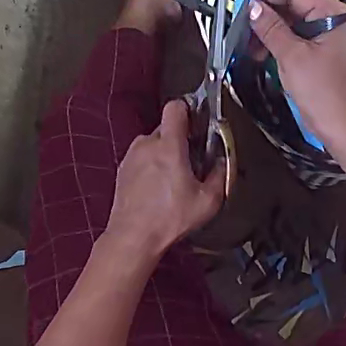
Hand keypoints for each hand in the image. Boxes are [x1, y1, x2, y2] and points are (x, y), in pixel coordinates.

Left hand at [104, 100, 226, 258]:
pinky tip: (159, 188)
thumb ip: (220, 176)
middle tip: (192, 161)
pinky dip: (150, 166)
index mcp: (168, 146)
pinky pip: (141, 158)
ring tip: (175, 179)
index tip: (198, 122)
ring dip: (164, 154)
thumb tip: (222, 163)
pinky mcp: (123, 170)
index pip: (175, 108)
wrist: (133, 237)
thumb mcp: (207, 201)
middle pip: (166, 128)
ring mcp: (131, 157)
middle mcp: (146, 145)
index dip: (188, 110)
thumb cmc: (168, 219)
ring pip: (153, 144)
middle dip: (180, 140)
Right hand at [247, 0, 345, 151]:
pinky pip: (302, 40)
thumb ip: (271, 29)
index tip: (244, 3)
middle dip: (268, 13)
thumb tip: (253, 8)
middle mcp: (338, 21)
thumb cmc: (324, 94)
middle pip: (298, 4)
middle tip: (242, 26)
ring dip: (272, 30)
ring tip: (250, 44)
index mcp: (336, 14)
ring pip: (297, 23)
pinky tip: (264, 53)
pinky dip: (282, 43)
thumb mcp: (292, 58)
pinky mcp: (328, 56)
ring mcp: (334, 39)